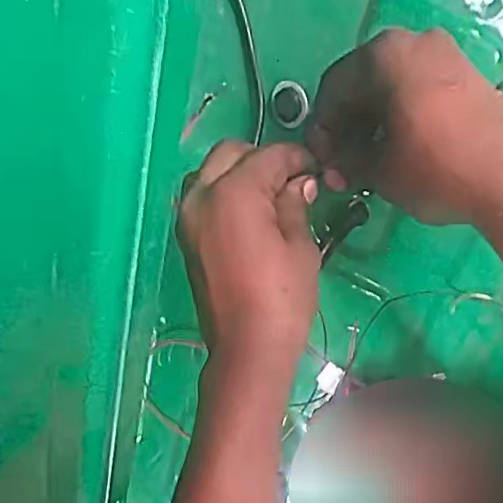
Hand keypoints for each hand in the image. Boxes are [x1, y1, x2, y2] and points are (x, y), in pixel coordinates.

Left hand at [176, 141, 320, 367]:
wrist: (248, 349)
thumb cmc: (283, 300)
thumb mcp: (301, 250)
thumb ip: (296, 207)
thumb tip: (299, 184)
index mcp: (234, 192)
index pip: (269, 156)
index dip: (297, 159)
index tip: (316, 169)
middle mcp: (202, 195)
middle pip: (231, 153)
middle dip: (263, 161)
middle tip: (292, 183)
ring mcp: (188, 218)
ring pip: (210, 174)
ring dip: (238, 175)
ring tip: (268, 200)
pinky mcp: (186, 240)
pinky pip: (202, 200)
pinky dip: (224, 197)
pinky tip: (250, 219)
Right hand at [306, 28, 502, 225]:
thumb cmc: (435, 170)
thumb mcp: (381, 172)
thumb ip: (348, 163)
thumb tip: (333, 167)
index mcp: (385, 54)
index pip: (335, 88)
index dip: (322, 129)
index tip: (321, 161)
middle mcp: (415, 42)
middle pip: (365, 85)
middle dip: (350, 128)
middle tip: (344, 167)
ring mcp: (446, 56)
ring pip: (394, 90)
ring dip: (375, 126)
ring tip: (372, 165)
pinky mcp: (467, 79)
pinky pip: (420, 94)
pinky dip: (403, 120)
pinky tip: (401, 153)